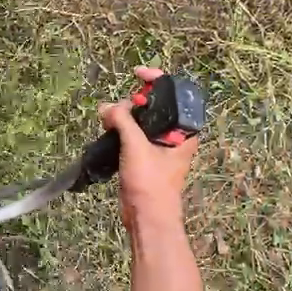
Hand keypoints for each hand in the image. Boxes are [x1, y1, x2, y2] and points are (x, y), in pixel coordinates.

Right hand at [99, 66, 198, 225]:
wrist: (147, 217)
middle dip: (132, 102)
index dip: (156, 80)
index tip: (137, 73)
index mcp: (184, 131)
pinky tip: (107, 130)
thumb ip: (123, 121)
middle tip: (116, 108)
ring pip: (140, 120)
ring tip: (107, 119)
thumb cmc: (150, 182)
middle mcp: (174, 136)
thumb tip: (107, 107)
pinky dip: (120, 129)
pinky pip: (132, 134)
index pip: (174, 95)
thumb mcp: (136, 146)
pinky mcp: (144, 157)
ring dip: (123, 116)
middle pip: (153, 106)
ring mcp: (159, 146)